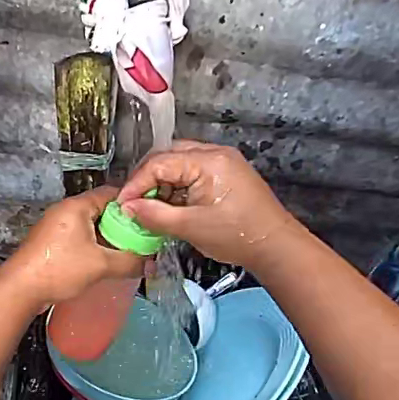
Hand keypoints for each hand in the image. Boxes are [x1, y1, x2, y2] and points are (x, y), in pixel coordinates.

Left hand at [0, 187, 147, 309]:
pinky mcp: (51, 244)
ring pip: (90, 227)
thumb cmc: (57, 269)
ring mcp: (56, 227)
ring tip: (125, 254)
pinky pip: (78, 240)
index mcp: (77, 206)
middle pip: (101, 210)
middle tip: (139, 240)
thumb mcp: (100, 265)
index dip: (132, 204)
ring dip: (107, 239)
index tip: (148, 219)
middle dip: (121, 226)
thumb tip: (149, 264)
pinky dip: (93, 248)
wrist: (21, 289)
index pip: (112, 193)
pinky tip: (103, 264)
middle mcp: (65, 211)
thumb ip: (129, 262)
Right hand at [117, 141, 307, 266]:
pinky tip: (171, 206)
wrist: (275, 246)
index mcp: (208, 162)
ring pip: (178, 163)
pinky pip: (192, 171)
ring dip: (161, 183)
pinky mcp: (225, 173)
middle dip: (146, 179)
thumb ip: (154, 215)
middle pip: (167, 156)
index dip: (136, 184)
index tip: (123, 204)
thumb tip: (128, 208)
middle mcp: (215, 154)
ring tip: (151, 207)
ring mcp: (222, 162)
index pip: (159, 163)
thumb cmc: (238, 236)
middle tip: (134, 203)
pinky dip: (177, 186)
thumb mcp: (189, 227)